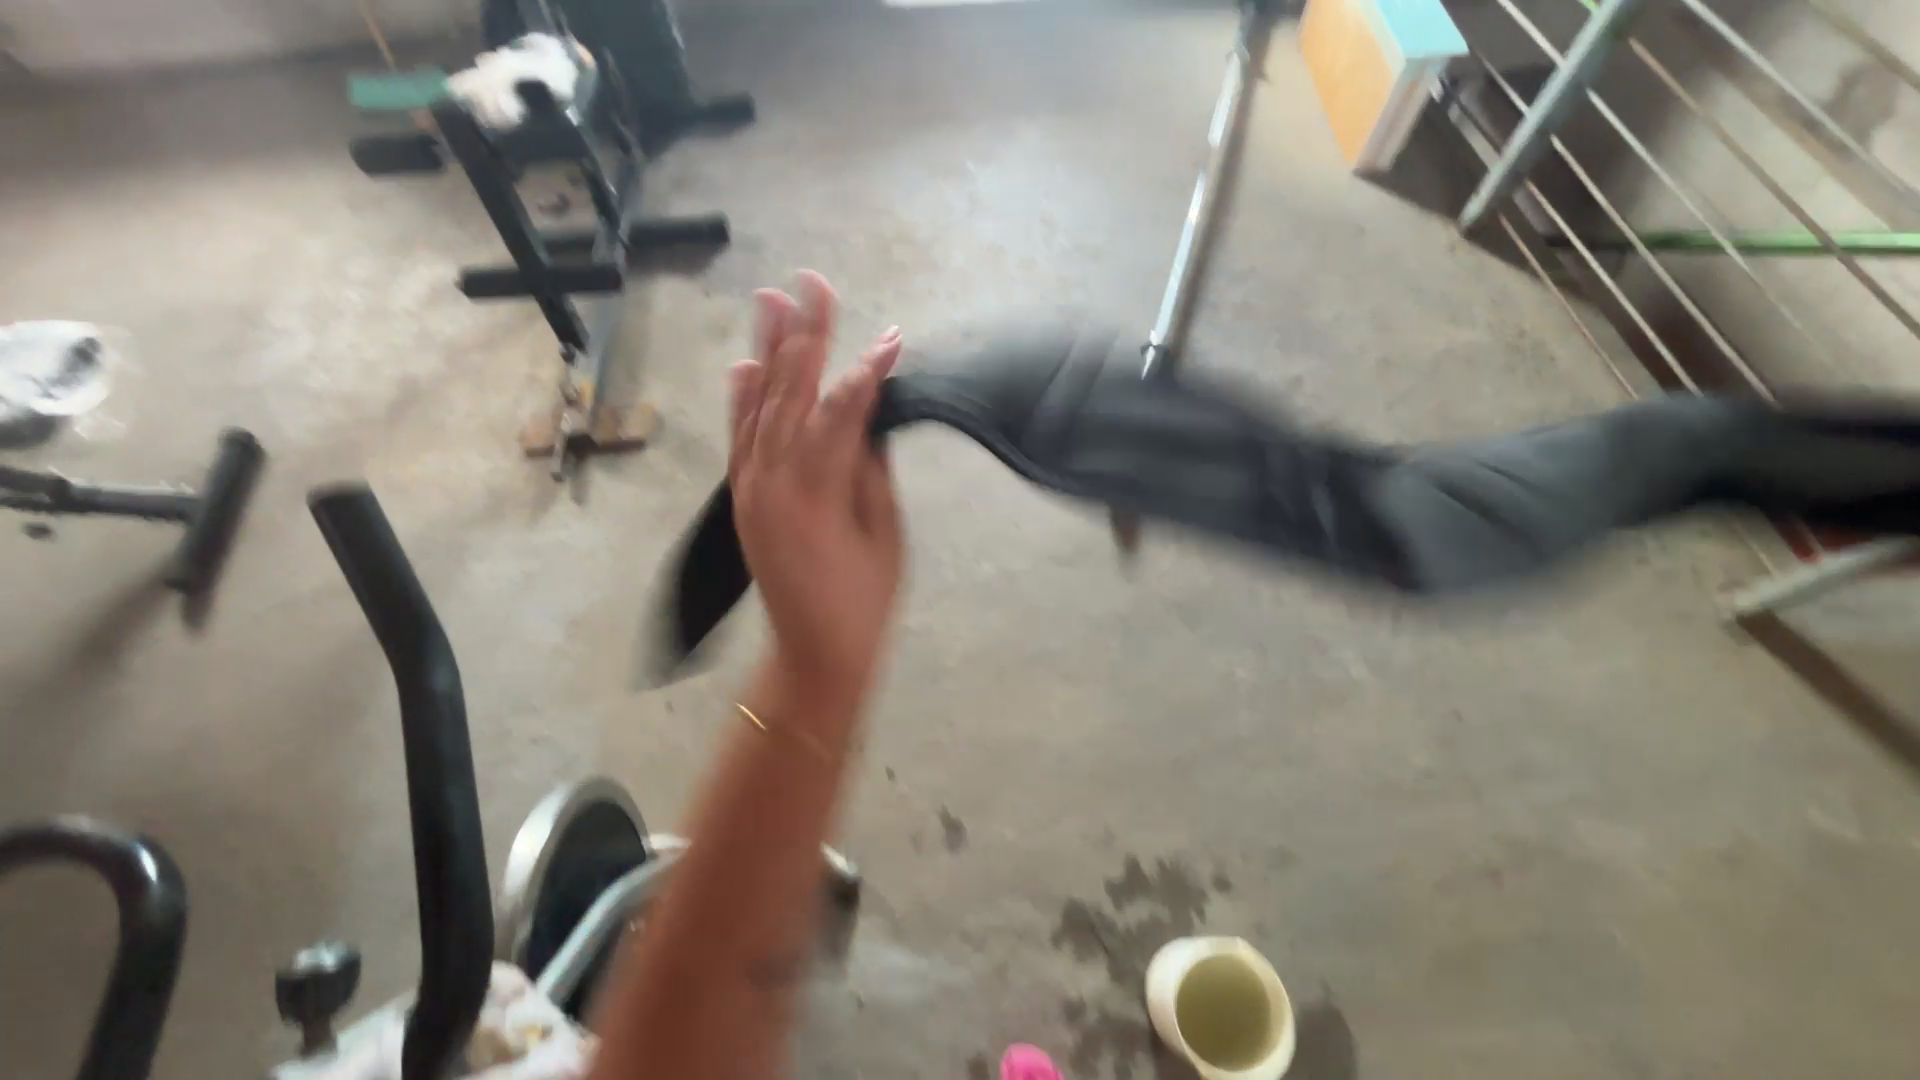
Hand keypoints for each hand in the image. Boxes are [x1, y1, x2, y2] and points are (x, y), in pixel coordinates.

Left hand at [728, 272, 904, 699]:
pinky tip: (745, 366)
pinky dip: (742, 399)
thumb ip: (869, 471)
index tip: (892, 337)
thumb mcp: (884, 535)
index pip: (841, 413)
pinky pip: (739, 438)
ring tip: (772, 300)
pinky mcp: (743, 498)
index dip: (867, 371)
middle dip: (806, 335)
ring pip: (759, 408)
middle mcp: (772, 482)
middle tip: (813, 282)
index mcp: (814, 494)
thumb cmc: (863, 603)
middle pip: (790, 394)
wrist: (813, 654)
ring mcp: (750, 489)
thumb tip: (864, 418)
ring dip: (768, 352)